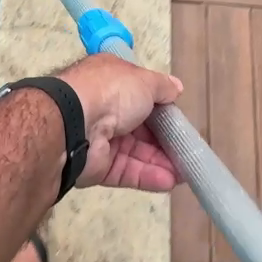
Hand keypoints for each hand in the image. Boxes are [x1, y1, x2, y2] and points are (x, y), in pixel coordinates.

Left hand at [56, 54, 181, 191]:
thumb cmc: (112, 92)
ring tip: (186, 171)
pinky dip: (147, 175)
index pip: (139, 94)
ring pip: (135, 152)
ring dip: (160, 161)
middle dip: (164, 139)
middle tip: (187, 150)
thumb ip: (163, 87)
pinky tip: (170, 181)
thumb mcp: (145, 81)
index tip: (178, 118)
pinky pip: (126, 171)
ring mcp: (100, 138)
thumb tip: (177, 88)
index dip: (160, 106)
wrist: (74, 122)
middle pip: (139, 127)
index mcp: (111, 80)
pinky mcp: (98, 166)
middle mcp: (104, 107)